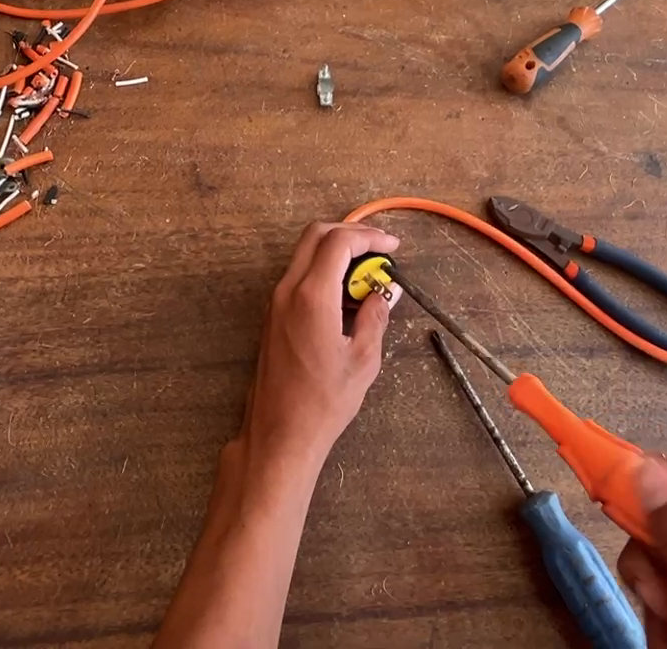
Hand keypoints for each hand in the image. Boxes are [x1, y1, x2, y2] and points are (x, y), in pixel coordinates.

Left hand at [239, 222, 398, 468]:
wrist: (280, 432)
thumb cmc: (322, 401)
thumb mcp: (363, 359)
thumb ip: (375, 316)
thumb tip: (387, 291)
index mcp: (311, 296)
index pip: (338, 241)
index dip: (369, 237)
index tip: (393, 247)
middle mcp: (287, 290)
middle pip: (315, 235)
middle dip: (350, 234)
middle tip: (379, 250)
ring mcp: (275, 301)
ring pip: (305, 254)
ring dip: (336, 254)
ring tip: (367, 277)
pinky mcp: (273, 315)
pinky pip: (298, 277)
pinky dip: (323, 273)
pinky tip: (346, 298)